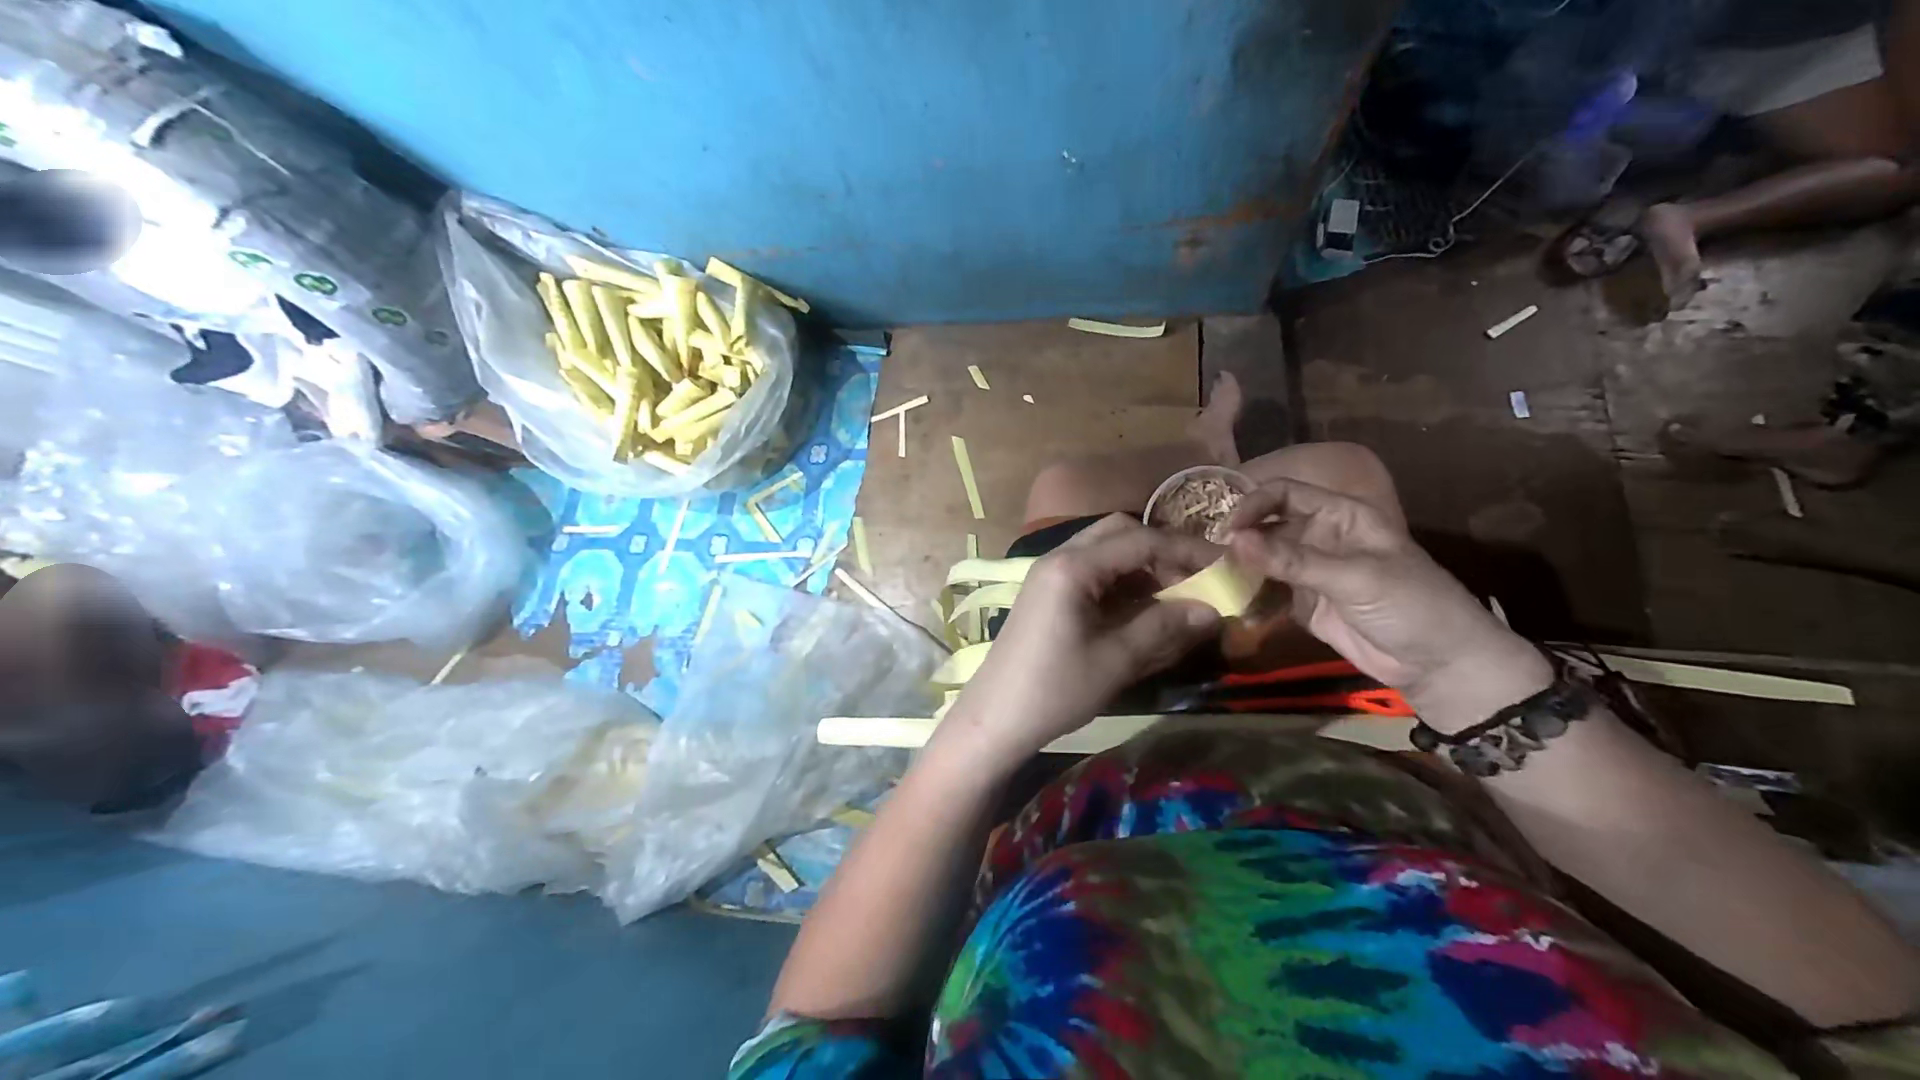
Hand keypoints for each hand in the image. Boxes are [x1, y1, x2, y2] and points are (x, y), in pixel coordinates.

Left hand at [936, 515, 1223, 766]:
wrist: (993, 718)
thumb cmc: (1054, 690)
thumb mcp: (1115, 660)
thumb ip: (1165, 627)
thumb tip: (1213, 608)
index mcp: (1073, 566)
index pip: (1141, 540)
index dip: (1188, 551)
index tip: (1226, 568)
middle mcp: (1059, 558)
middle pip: (1121, 533)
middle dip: (1163, 551)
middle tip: (1197, 581)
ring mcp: (1050, 575)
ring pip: (1106, 552)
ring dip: (1143, 567)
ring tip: (1177, 597)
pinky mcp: (1048, 594)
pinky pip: (1093, 574)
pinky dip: (1123, 583)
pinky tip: (1144, 609)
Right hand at [1227, 479, 1551, 732]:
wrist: (1440, 665)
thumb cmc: (1412, 606)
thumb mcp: (1355, 577)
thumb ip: (1293, 560)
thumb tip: (1233, 540)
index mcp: (1340, 515)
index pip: (1285, 493)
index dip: (1253, 504)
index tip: (1226, 529)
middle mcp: (1319, 536)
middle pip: (1267, 524)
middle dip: (1239, 537)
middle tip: (1208, 557)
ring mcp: (1309, 570)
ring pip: (1262, 559)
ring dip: (1239, 568)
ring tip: (1212, 580)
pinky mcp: (1301, 602)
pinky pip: (1266, 592)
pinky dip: (1249, 597)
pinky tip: (1232, 605)